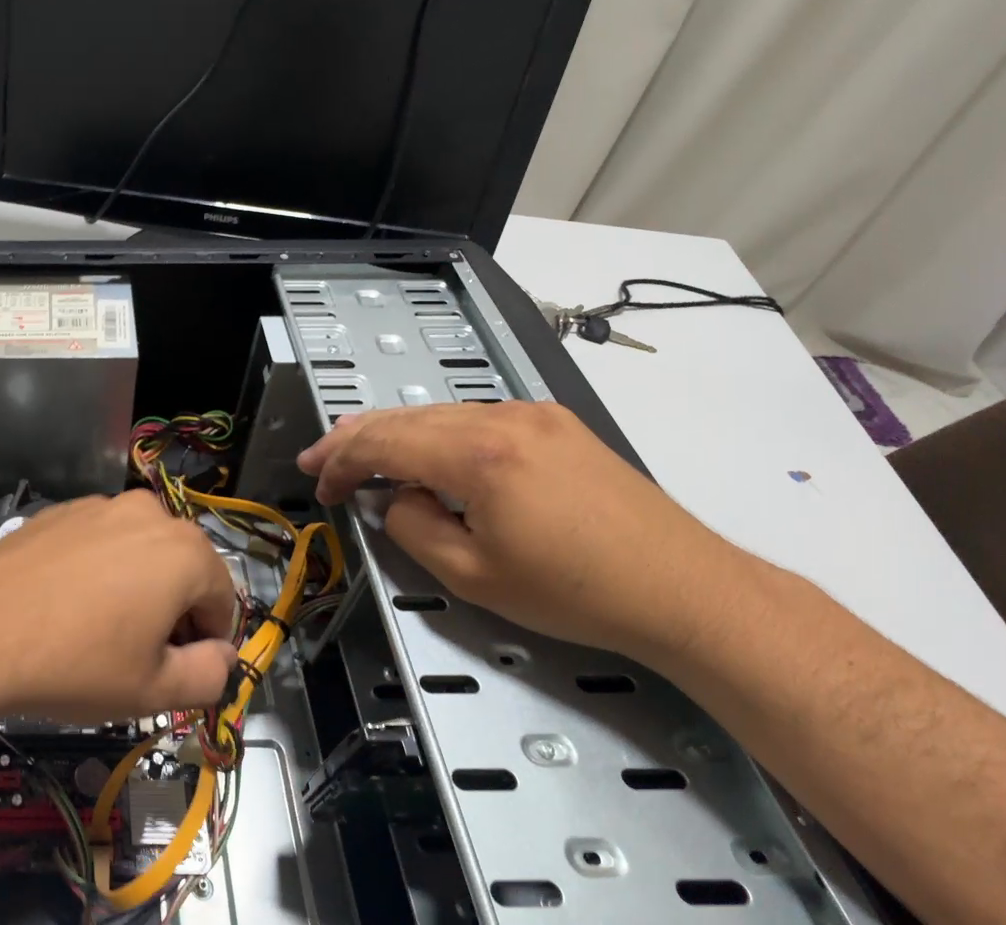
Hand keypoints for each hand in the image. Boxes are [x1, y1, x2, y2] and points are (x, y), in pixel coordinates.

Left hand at [0, 491, 238, 722]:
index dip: (205, 644)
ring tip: (96, 634)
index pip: (222, 602)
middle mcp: (148, 513)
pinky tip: (64, 608)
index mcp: (186, 551)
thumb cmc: (75, 664)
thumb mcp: (153, 692)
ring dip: (134, 590)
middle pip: (181, 571)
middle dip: (171, 614)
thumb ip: (209, 676)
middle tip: (136, 658)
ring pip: (138, 554)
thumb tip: (221, 656)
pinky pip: (97, 545)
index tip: (174, 673)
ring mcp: (97, 506)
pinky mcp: (58, 513)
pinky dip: (96, 573)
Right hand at [298, 401, 752, 659]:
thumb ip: (414, 528)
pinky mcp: (557, 426)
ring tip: (362, 456)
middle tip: (321, 463)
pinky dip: (436, 435)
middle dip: (356, 439)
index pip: (384, 442)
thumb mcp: (473, 576)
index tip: (319, 487)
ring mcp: (535, 416)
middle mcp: (504, 418)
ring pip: (440, 413)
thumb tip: (394, 499)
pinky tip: (425, 454)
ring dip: (395, 434)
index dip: (341, 461)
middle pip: (407, 417)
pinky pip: (474, 419)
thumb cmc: (576, 592)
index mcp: (479, 453)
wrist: (686, 590)